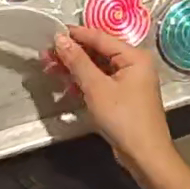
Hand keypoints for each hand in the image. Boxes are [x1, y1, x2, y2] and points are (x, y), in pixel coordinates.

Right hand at [51, 26, 175, 169]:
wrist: (143, 153)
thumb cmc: (123, 117)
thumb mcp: (96, 87)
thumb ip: (78, 61)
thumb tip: (60, 39)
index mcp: (134, 56)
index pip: (100, 37)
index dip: (75, 35)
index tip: (51, 34)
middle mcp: (134, 64)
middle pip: (98, 52)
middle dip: (71, 54)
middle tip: (46, 56)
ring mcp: (128, 81)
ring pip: (96, 68)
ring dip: (74, 69)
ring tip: (50, 70)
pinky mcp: (122, 96)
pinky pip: (100, 81)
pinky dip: (83, 82)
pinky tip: (66, 87)